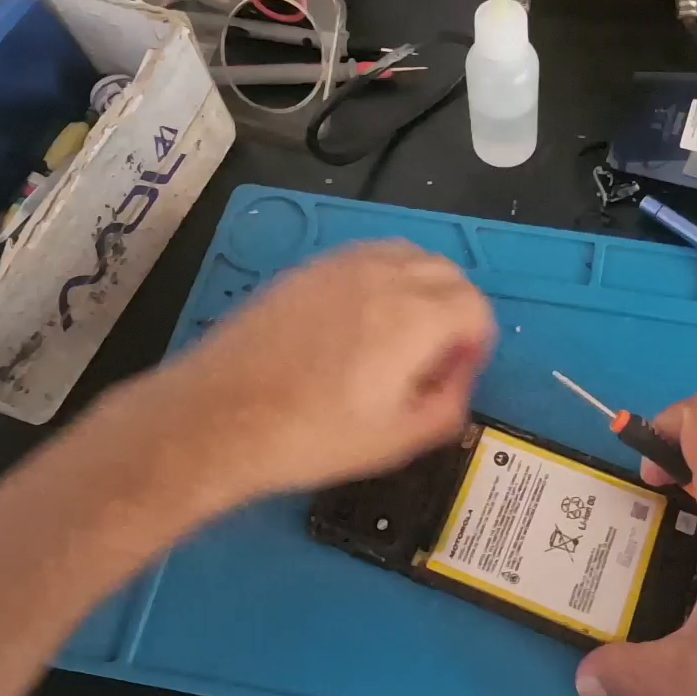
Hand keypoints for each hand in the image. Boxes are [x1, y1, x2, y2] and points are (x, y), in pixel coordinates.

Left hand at [111, 241, 496, 515]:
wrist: (218, 418)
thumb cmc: (312, 436)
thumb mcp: (398, 440)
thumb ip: (450, 404)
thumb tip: (458, 377)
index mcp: (414, 318)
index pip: (476, 306)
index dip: (478, 341)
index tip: (458, 370)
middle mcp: (385, 277)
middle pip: (449, 273)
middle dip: (457, 310)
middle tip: (437, 354)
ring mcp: (343, 266)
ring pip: (410, 255)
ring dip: (424, 287)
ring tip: (404, 332)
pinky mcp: (309, 269)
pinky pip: (369, 256)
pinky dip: (386, 277)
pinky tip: (363, 318)